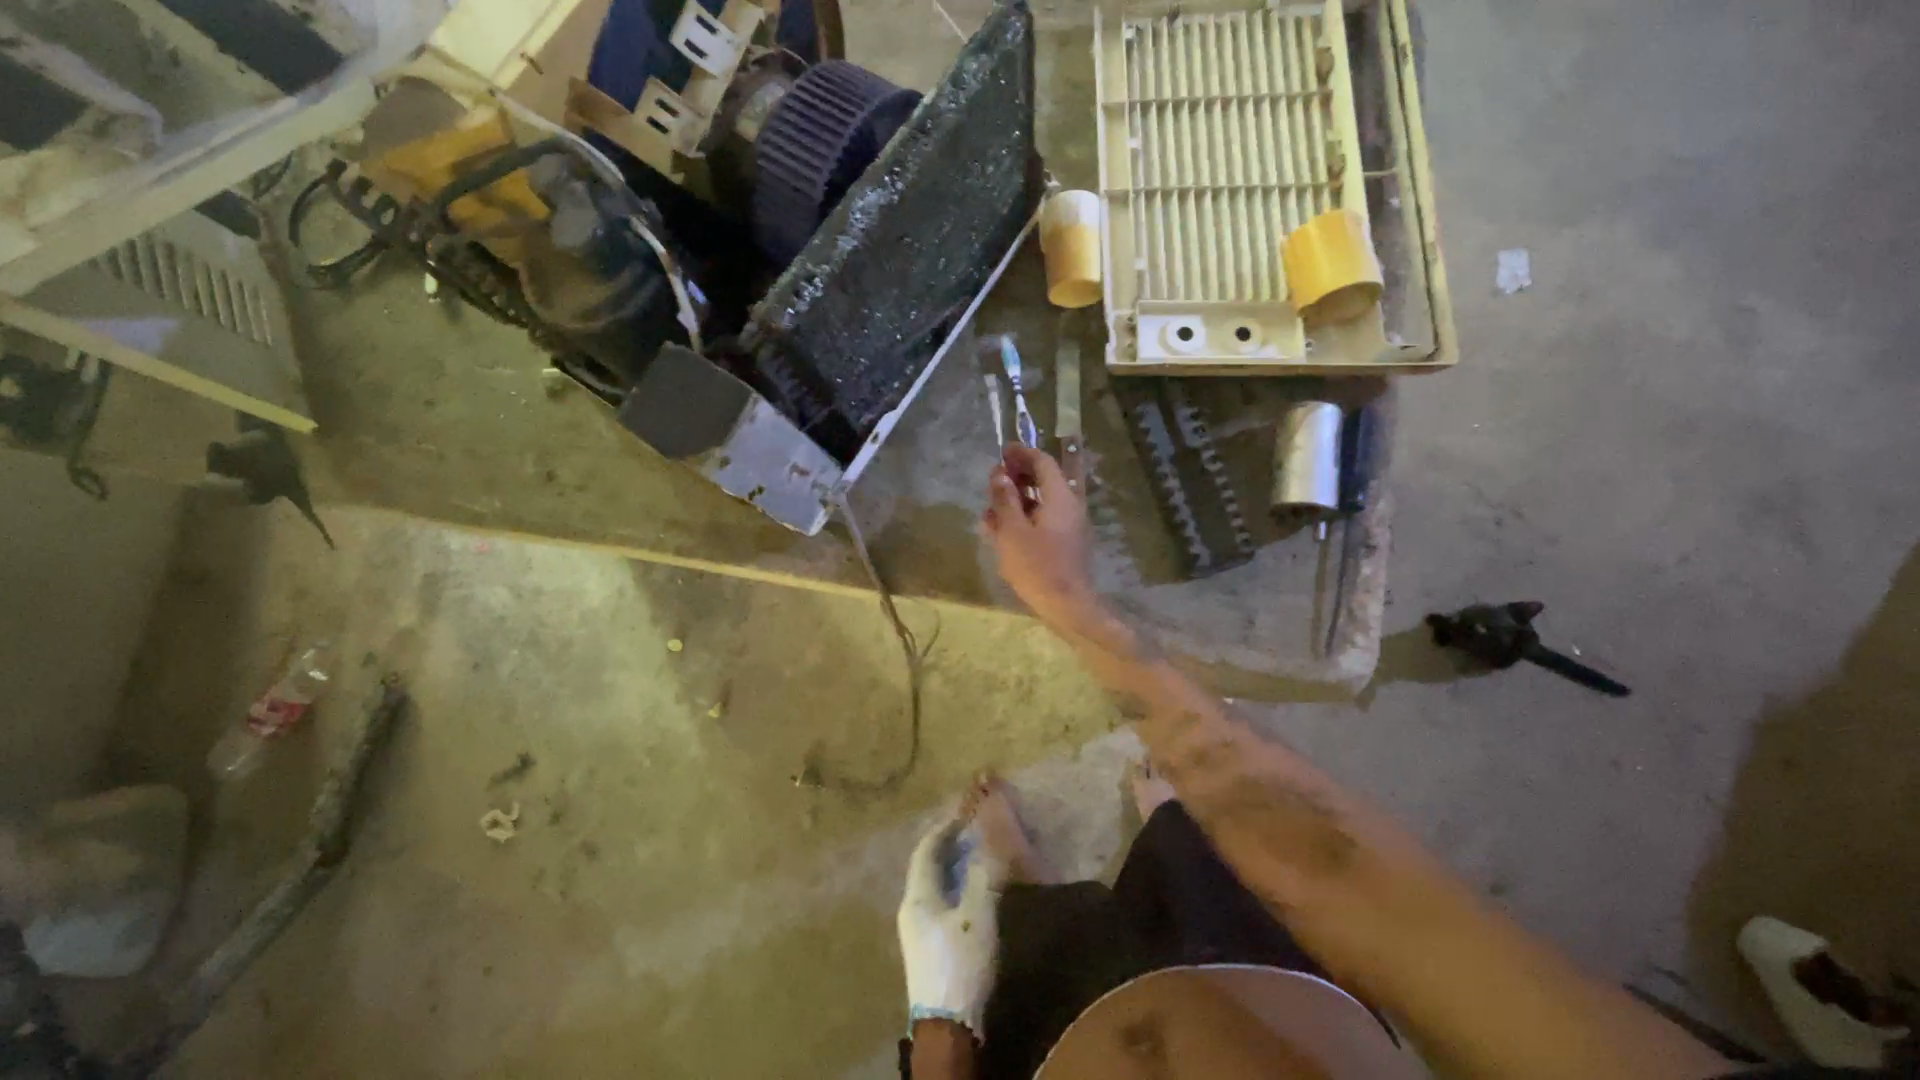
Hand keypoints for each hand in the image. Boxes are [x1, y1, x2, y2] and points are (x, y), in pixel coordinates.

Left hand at [898, 819, 1003, 1038]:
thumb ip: (983, 878)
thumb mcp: (978, 916)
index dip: (943, 830)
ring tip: (975, 861)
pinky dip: (953, 890)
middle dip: (948, 849)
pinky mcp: (925, 949)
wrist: (946, 1024)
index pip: (925, 850)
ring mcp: (914, 931)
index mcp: (917, 895)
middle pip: (926, 868)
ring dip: (951, 870)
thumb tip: (985, 848)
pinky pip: (937, 905)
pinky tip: (970, 897)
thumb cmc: (961, 962)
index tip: (963, 816)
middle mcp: (910, 908)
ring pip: (932, 887)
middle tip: (972, 835)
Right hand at [982, 445, 1098, 628]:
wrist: (1067, 606)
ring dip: (1016, 500)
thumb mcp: (1012, 531)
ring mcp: (1069, 526)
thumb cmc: (1038, 566)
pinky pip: (1042, 521)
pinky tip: (1000, 530)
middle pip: (1043, 481)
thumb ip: (1005, 500)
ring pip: (1040, 503)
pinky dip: (1023, 519)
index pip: (1043, 462)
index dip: (1021, 454)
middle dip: (1016, 478)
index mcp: (1059, 497)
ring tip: (990, 508)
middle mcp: (1068, 506)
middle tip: (992, 481)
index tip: (1001, 452)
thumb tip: (999, 474)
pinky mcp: (1064, 544)